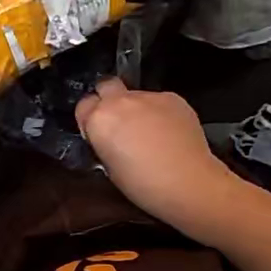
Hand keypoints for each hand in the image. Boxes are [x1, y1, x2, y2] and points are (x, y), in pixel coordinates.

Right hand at [75, 79, 240, 233]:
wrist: (187, 182)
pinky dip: (158, 113)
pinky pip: (158, 101)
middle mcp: (121, 101)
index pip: (83, 105)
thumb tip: (109, 136)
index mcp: (99, 119)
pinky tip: (167, 133)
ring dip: (136, 108)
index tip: (97, 133)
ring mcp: (150, 96)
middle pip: (106, 85)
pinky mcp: (174, 98)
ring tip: (149, 133)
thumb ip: (104, 142)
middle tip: (117, 122)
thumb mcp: (108, 166)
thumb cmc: (141, 184)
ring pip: (135, 95)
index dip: (89, 119)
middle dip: (108, 99)